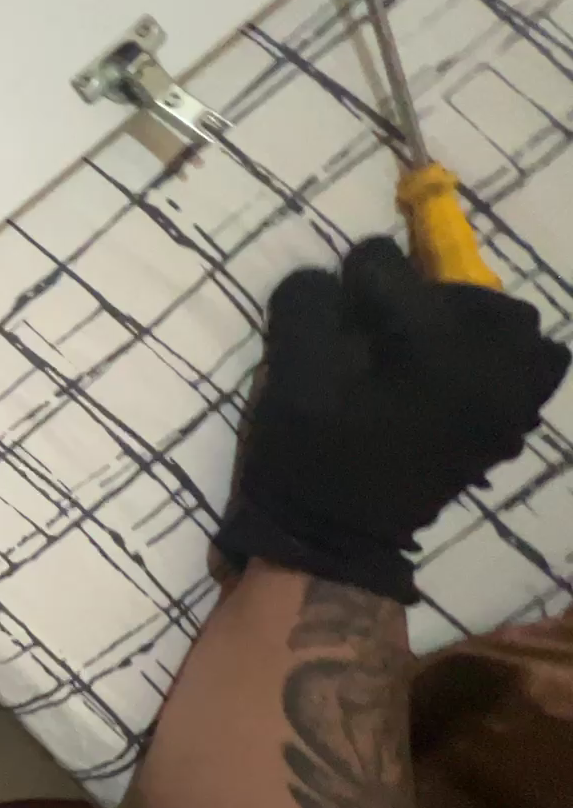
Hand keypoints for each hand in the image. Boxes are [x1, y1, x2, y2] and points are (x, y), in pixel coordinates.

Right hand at [216, 237, 569, 602]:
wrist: (331, 538)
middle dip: (421, 297)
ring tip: (413, 344)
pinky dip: (486, 360)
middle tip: (374, 315)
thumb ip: (303, 322)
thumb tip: (317, 277)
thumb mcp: (287, 387)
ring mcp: (513, 404)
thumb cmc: (303, 460)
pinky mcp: (507, 428)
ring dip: (461, 325)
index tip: (341, 269)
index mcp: (439, 356)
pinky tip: (439, 377)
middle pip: (473, 301)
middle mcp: (499, 371)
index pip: (399, 281)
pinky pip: (520, 372)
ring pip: (509, 334)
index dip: (362, 271)